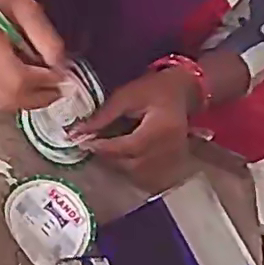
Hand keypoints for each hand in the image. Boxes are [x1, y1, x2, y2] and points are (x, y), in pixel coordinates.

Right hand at [0, 0, 67, 112]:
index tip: (62, 76)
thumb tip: (60, 66)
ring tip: (47, 89)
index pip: (18, 80)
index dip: (44, 84)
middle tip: (59, 89)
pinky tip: (29, 85)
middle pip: (9, 98)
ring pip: (1, 102)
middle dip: (39, 98)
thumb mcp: (28, 7)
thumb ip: (45, 37)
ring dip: (28, 101)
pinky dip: (16, 96)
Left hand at [72, 67, 195, 186]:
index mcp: (162, 128)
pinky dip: (131, 169)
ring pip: (138, 173)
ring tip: (105, 149)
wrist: (183, 91)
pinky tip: (121, 156)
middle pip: (132, 164)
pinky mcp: (172, 164)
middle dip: (108, 157)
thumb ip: (105, 114)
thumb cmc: (154, 89)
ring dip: (117, 164)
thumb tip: (80, 131)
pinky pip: (147, 176)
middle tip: (91, 145)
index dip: (104, 147)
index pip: (129, 146)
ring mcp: (174, 159)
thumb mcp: (127, 95)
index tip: (84, 142)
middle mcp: (170, 148)